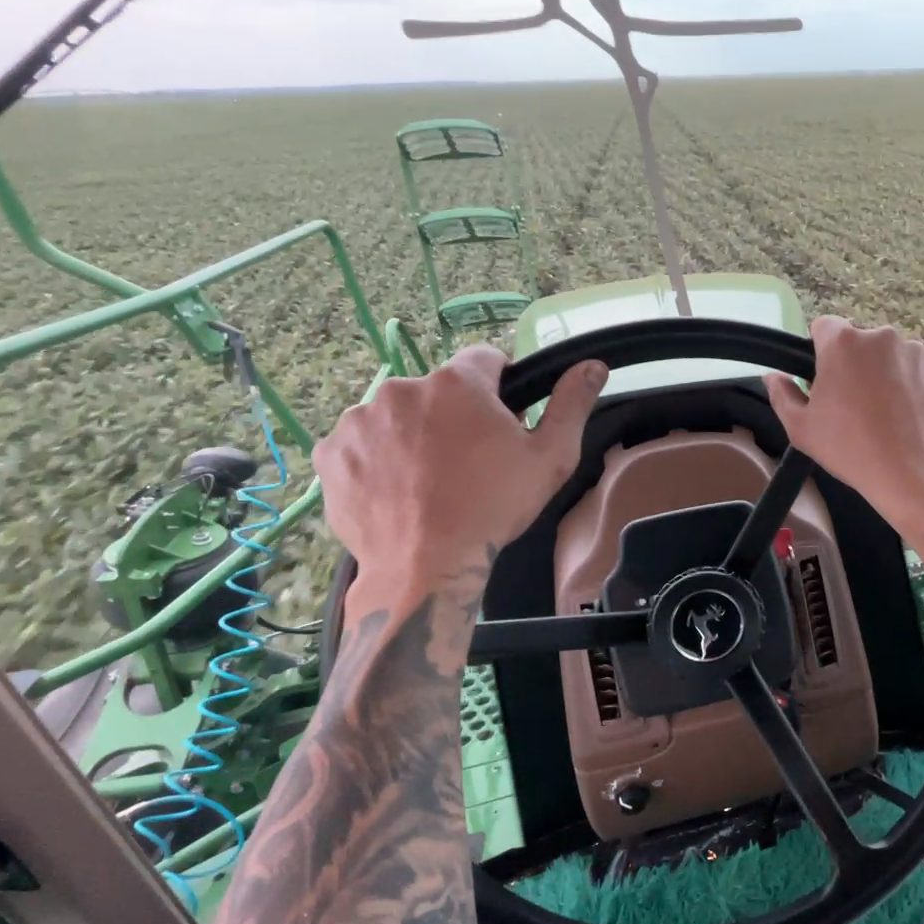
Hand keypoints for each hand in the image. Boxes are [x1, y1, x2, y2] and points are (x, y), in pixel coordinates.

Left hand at [313, 346, 607, 582]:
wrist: (425, 564)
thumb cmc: (496, 507)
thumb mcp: (551, 457)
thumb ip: (572, 404)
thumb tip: (592, 365)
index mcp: (458, 384)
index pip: (485, 358)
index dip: (501, 387)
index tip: (505, 422)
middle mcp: (401, 389)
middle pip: (439, 391)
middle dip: (455, 415)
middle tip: (472, 462)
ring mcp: (358, 420)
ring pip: (398, 416)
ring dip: (415, 436)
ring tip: (432, 482)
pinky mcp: (331, 453)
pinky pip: (362, 444)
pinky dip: (380, 460)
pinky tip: (400, 491)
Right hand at [764, 317, 923, 531]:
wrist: (913, 475)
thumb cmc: (850, 449)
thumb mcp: (802, 428)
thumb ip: (783, 395)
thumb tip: (773, 377)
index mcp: (844, 342)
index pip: (824, 327)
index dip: (820, 352)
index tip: (824, 381)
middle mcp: (882, 337)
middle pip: (860, 343)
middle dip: (855, 365)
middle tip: (853, 405)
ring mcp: (916, 353)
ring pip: (891, 357)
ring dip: (884, 375)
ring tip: (884, 415)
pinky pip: (917, 373)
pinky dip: (911, 388)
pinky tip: (908, 419)